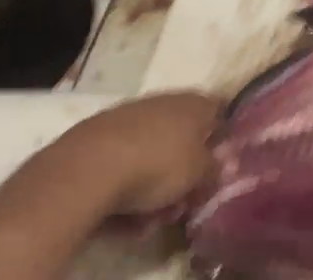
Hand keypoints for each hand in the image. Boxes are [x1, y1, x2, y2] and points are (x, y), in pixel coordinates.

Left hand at [56, 91, 223, 215]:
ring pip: (153, 148)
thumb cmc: (158, 165)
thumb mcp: (198, 174)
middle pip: (184, 134)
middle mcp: (168, 101)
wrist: (89, 168)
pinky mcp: (101, 131)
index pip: (220, 111)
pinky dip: (128, 178)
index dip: (223, 136)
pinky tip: (123, 206)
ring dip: (155, 178)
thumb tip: (223, 164)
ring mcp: (132, 113)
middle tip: (183, 197)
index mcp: (196, 103)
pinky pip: (125, 156)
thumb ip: (215, 168)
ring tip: (150, 212)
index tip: (219, 163)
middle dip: (184, 166)